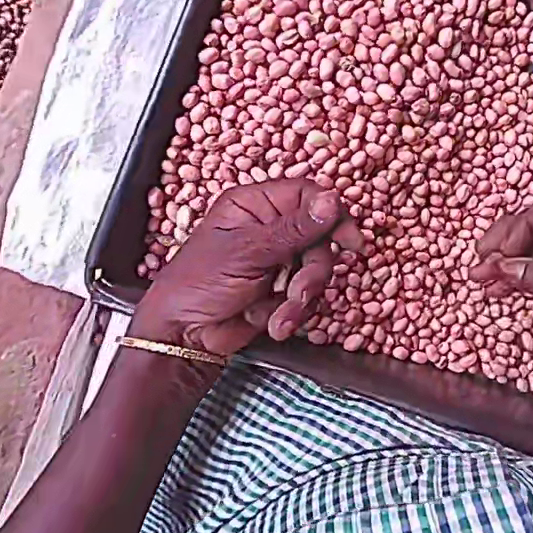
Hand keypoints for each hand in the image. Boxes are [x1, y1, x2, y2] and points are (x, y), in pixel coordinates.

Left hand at [134, 180, 363, 356]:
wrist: (182, 336)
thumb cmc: (198, 283)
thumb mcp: (248, 252)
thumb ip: (294, 229)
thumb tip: (332, 202)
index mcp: (254, 205)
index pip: (306, 195)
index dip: (331, 215)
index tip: (350, 240)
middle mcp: (269, 228)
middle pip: (319, 237)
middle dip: (313, 270)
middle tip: (299, 290)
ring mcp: (277, 260)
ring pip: (316, 270)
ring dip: (301, 297)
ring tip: (280, 314)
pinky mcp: (281, 290)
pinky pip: (307, 296)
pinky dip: (294, 313)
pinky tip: (275, 323)